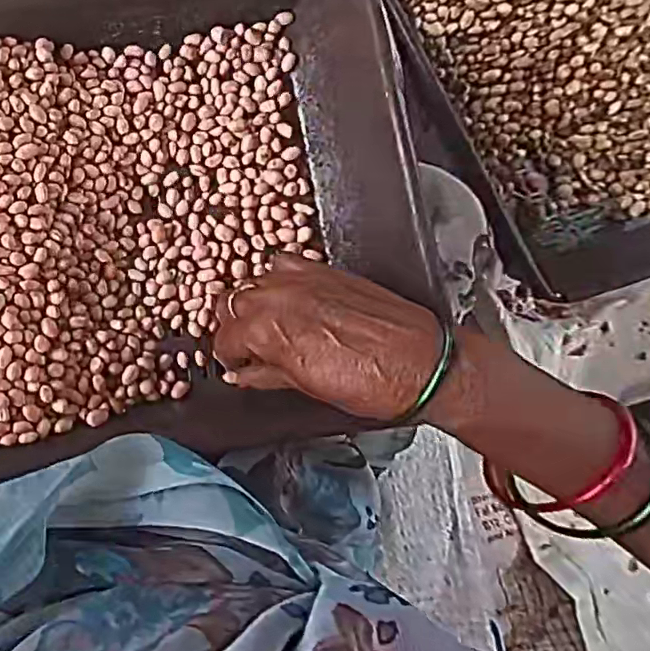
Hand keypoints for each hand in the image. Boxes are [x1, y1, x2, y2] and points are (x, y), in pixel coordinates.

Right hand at [210, 254, 470, 425]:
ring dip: (253, 303)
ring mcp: (298, 280)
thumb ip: (265, 375)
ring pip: (251, 283)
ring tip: (270, 322)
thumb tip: (244, 373)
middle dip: (236, 328)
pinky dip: (278, 279)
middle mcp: (275, 299)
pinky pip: (282, 264)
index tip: (238, 364)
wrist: (426, 365)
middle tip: (250, 346)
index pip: (223, 340)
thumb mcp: (306, 387)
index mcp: (264, 332)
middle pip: (230, 306)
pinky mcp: (322, 270)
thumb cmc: (375, 382)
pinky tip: (289, 297)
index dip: (229, 356)